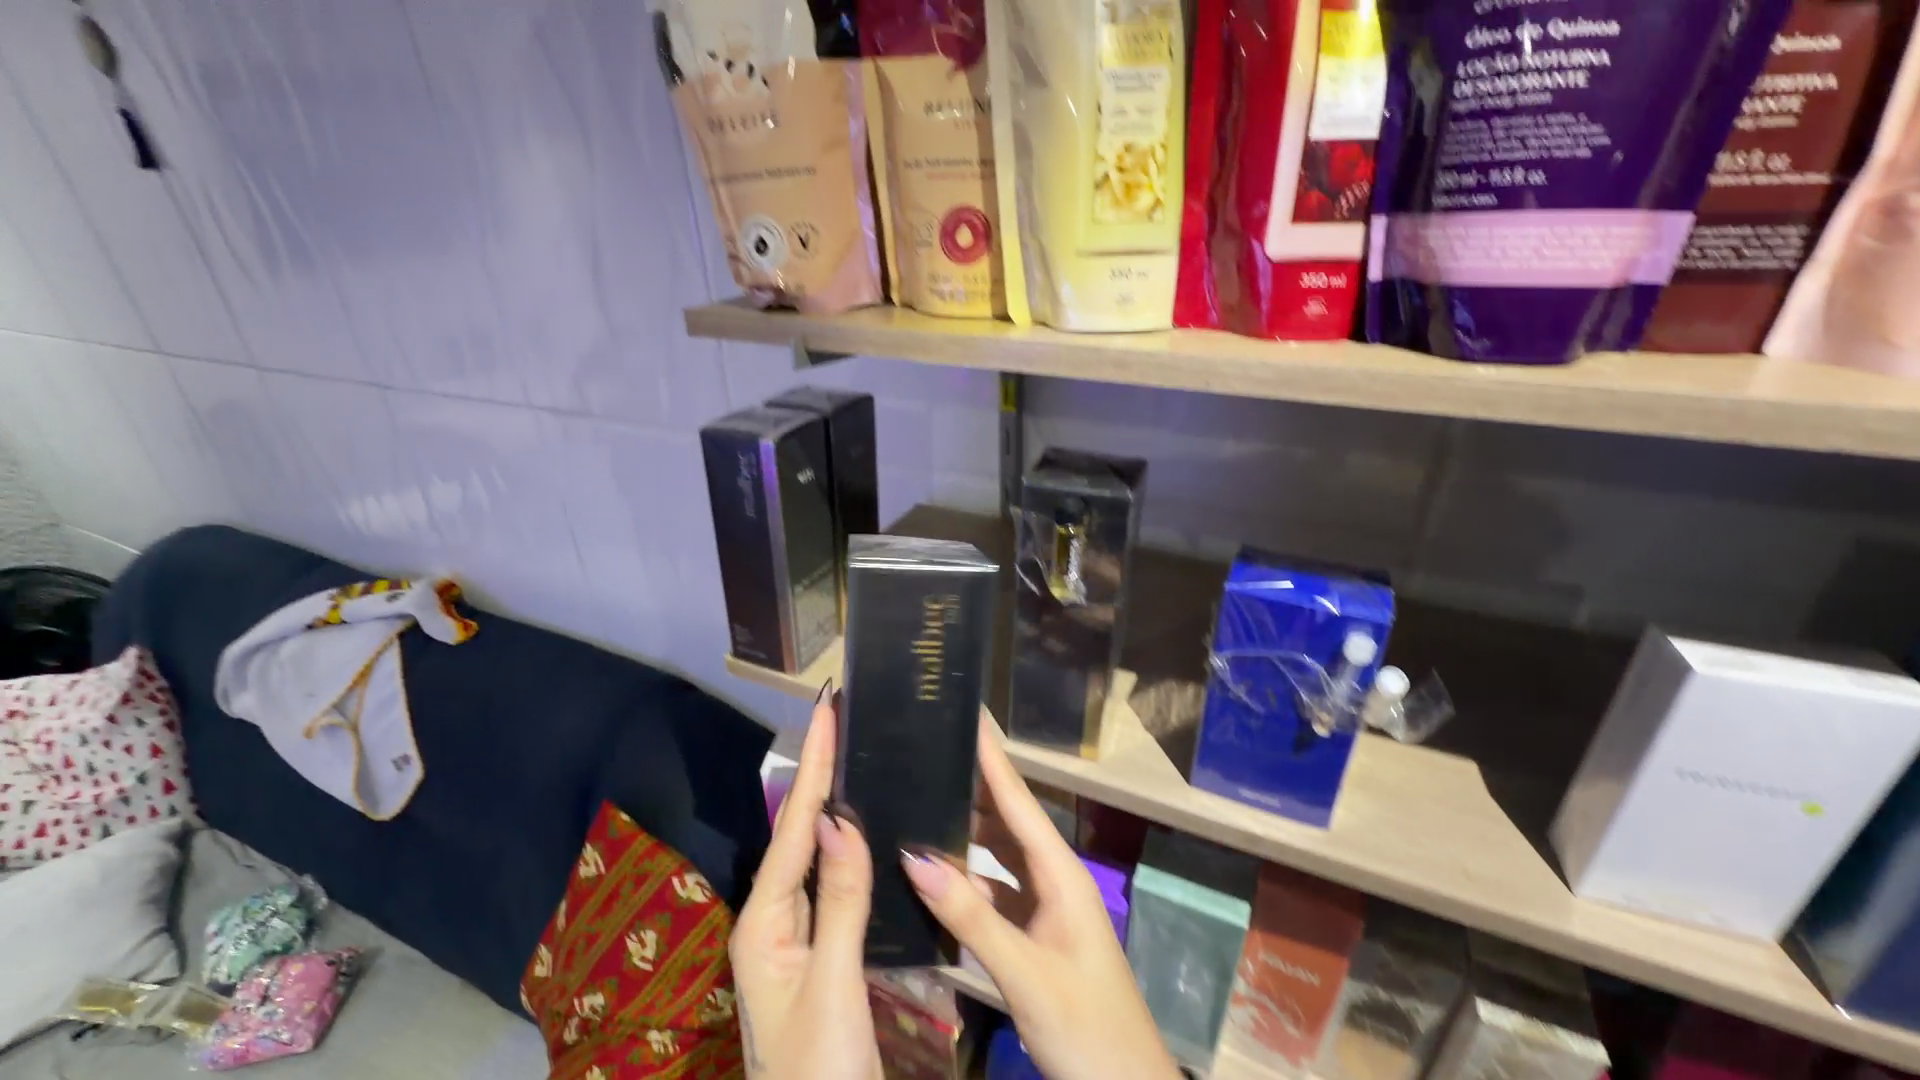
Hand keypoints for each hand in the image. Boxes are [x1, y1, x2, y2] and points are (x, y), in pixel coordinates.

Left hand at [730, 686, 881, 1078]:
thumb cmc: (819, 1067)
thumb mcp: (831, 983)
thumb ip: (839, 899)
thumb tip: (839, 818)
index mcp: (763, 923)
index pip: (794, 829)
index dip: (814, 768)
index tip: (827, 712)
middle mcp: (774, 922)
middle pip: (801, 835)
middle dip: (821, 776)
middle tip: (842, 720)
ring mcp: (797, 940)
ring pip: (818, 859)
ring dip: (836, 809)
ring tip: (858, 758)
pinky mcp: (824, 957)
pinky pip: (836, 889)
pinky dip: (852, 853)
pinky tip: (870, 834)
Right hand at [899, 717, 1181, 1079]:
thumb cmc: (1085, 1024)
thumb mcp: (1024, 971)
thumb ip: (969, 917)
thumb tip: (913, 855)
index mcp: (1059, 873)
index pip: (1018, 800)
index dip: (992, 756)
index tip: (967, 714)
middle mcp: (1052, 879)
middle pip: (1005, 819)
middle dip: (970, 785)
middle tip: (924, 755)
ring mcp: (1044, 908)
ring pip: (996, 856)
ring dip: (964, 832)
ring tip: (919, 801)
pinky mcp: (1034, 935)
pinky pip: (993, 892)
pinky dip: (964, 880)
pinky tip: (933, 877)